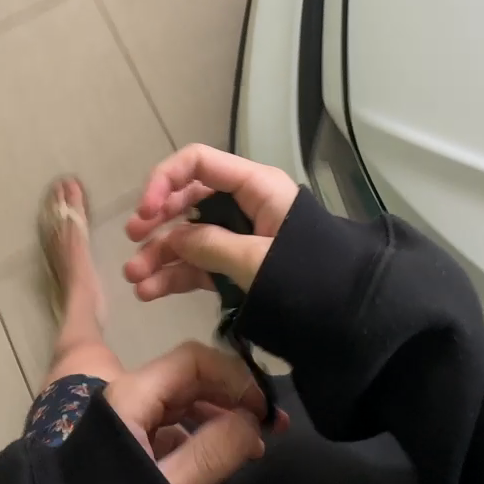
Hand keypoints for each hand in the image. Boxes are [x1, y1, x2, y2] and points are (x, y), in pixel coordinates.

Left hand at [104, 341, 286, 483]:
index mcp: (131, 393)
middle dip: (233, 395)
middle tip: (274, 423)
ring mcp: (127, 417)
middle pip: (190, 379)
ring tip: (257, 443)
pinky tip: (224, 453)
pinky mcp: (128, 439)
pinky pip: (170, 426)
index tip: (265, 406)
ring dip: (220, 416)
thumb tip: (253, 421)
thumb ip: (210, 453)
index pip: (193, 360)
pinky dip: (200, 434)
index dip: (234, 376)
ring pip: (182, 403)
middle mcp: (128, 394)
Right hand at [123, 145, 300, 300]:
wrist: (351, 321)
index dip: (165, 179)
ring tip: (134, 278)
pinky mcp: (236, 267)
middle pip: (188, 198)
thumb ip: (210, 245)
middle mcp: (243, 204)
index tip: (146, 210)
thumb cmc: (309, 278)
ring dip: (159, 254)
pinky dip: (173, 276)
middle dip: (158, 220)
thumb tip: (172, 238)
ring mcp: (238, 236)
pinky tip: (150, 291)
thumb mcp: (257, 261)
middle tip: (132, 238)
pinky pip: (198, 264)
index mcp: (254, 186)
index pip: (198, 162)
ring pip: (189, 236)